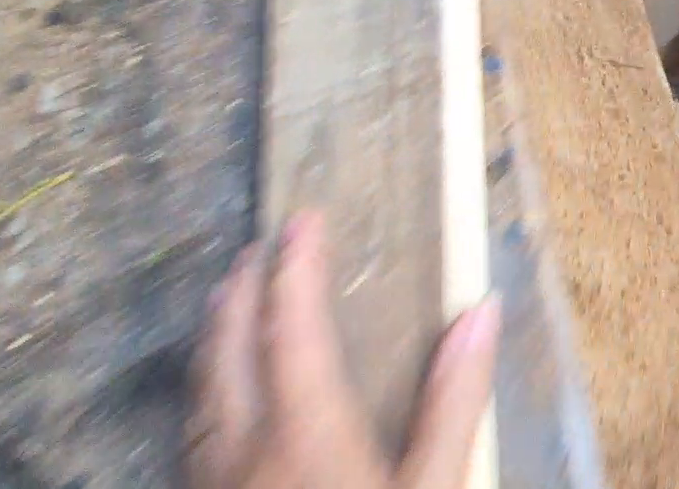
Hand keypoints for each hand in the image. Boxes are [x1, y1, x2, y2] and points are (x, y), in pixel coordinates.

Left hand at [189, 212, 500, 488]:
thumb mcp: (434, 486)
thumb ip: (454, 399)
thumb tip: (482, 309)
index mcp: (305, 436)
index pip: (293, 332)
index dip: (295, 269)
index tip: (304, 217)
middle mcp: (245, 456)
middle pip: (228, 358)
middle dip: (239, 296)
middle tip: (255, 247)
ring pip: (200, 398)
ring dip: (214, 339)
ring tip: (226, 302)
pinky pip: (196, 434)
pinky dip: (208, 389)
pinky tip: (221, 399)